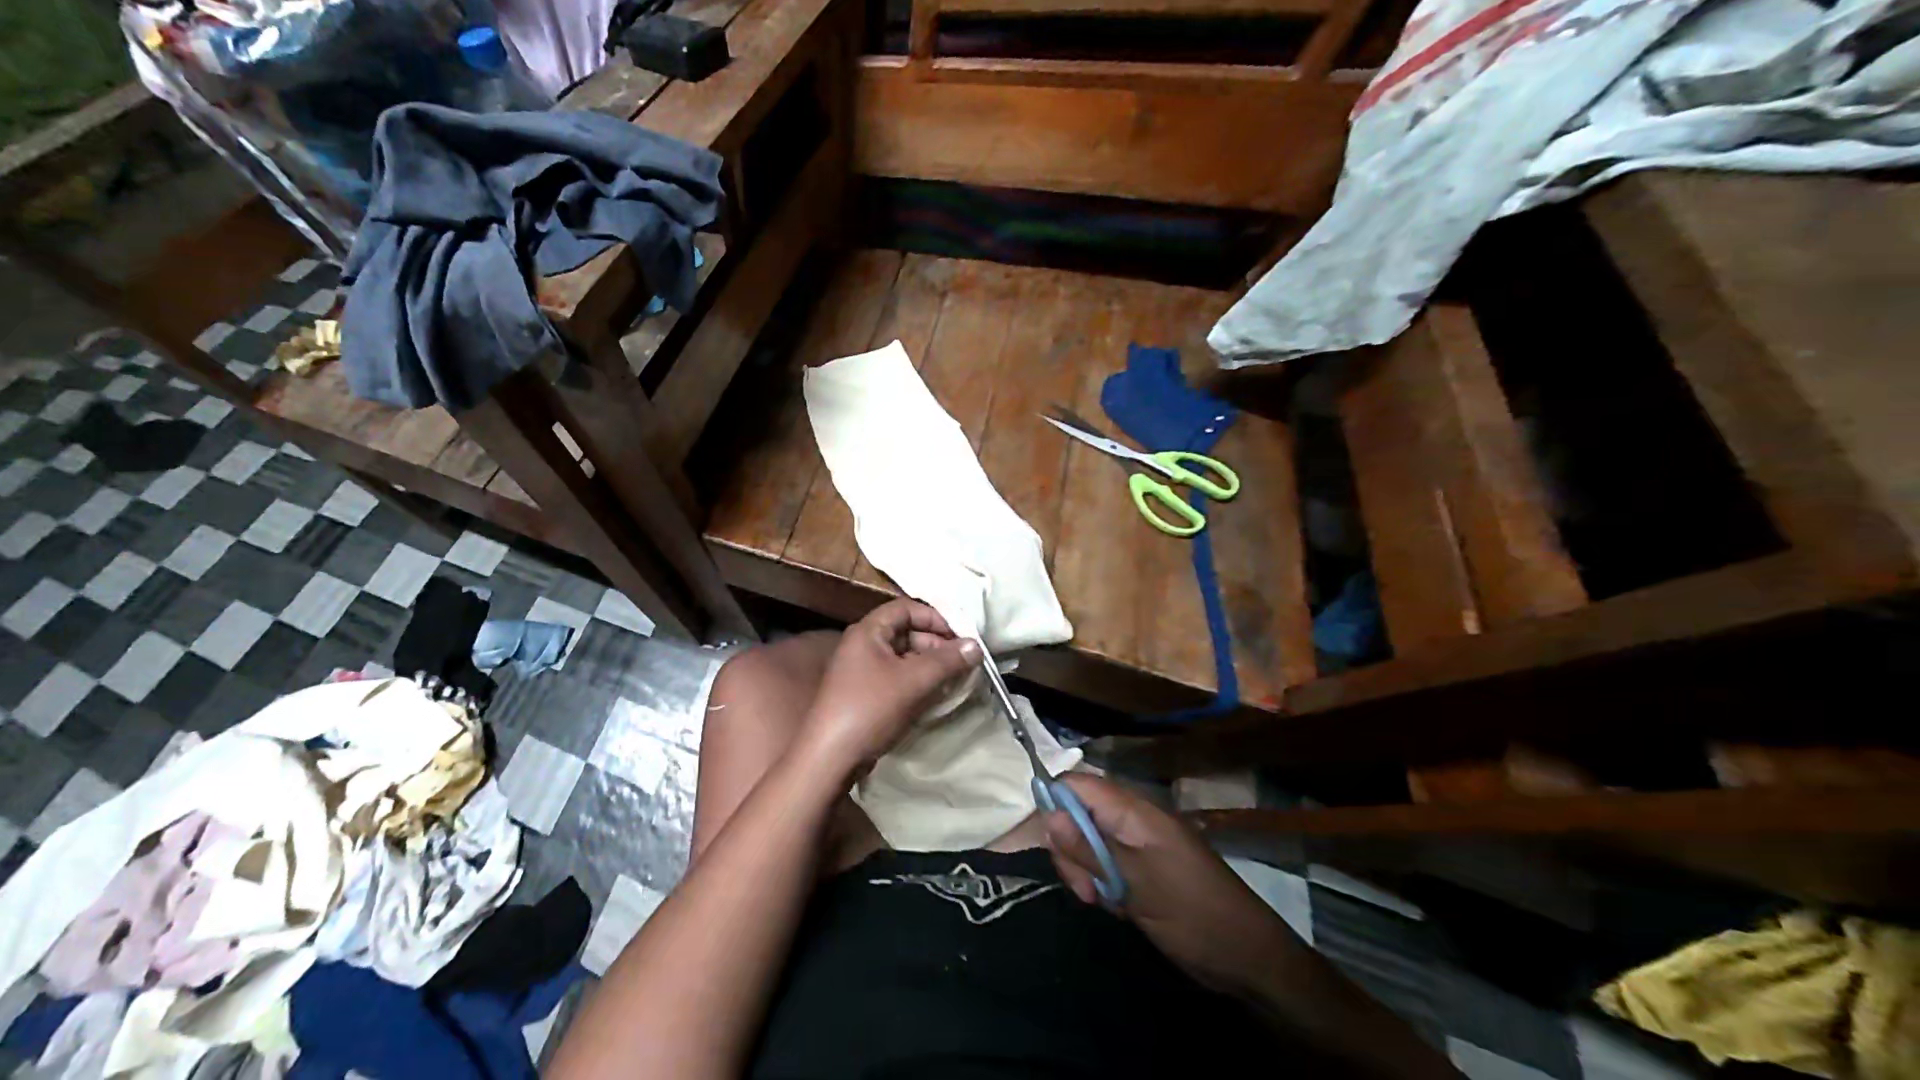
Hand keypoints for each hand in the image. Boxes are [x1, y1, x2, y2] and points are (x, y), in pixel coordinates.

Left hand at [796, 599, 980, 774]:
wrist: (830, 757)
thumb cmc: (871, 709)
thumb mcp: (914, 681)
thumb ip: (947, 660)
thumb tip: (976, 645)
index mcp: (868, 631)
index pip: (906, 608)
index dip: (935, 618)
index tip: (961, 636)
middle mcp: (862, 645)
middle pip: (906, 632)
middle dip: (937, 644)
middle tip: (962, 662)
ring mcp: (862, 670)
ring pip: (903, 657)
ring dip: (930, 664)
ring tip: (954, 679)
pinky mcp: (865, 694)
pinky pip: (897, 677)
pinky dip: (917, 681)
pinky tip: (935, 695)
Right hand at [1044, 774, 1301, 995]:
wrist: (1249, 957)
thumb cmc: (1192, 914)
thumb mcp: (1133, 883)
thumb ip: (1088, 849)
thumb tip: (1047, 816)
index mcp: (1135, 811)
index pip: (1078, 784)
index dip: (1055, 805)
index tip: (1052, 847)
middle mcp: (1135, 819)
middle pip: (1079, 814)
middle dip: (1071, 849)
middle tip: (1084, 890)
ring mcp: (1141, 844)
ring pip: (1091, 842)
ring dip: (1086, 870)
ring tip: (1100, 901)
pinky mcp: (1145, 868)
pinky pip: (1109, 863)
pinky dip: (1104, 883)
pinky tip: (1116, 907)